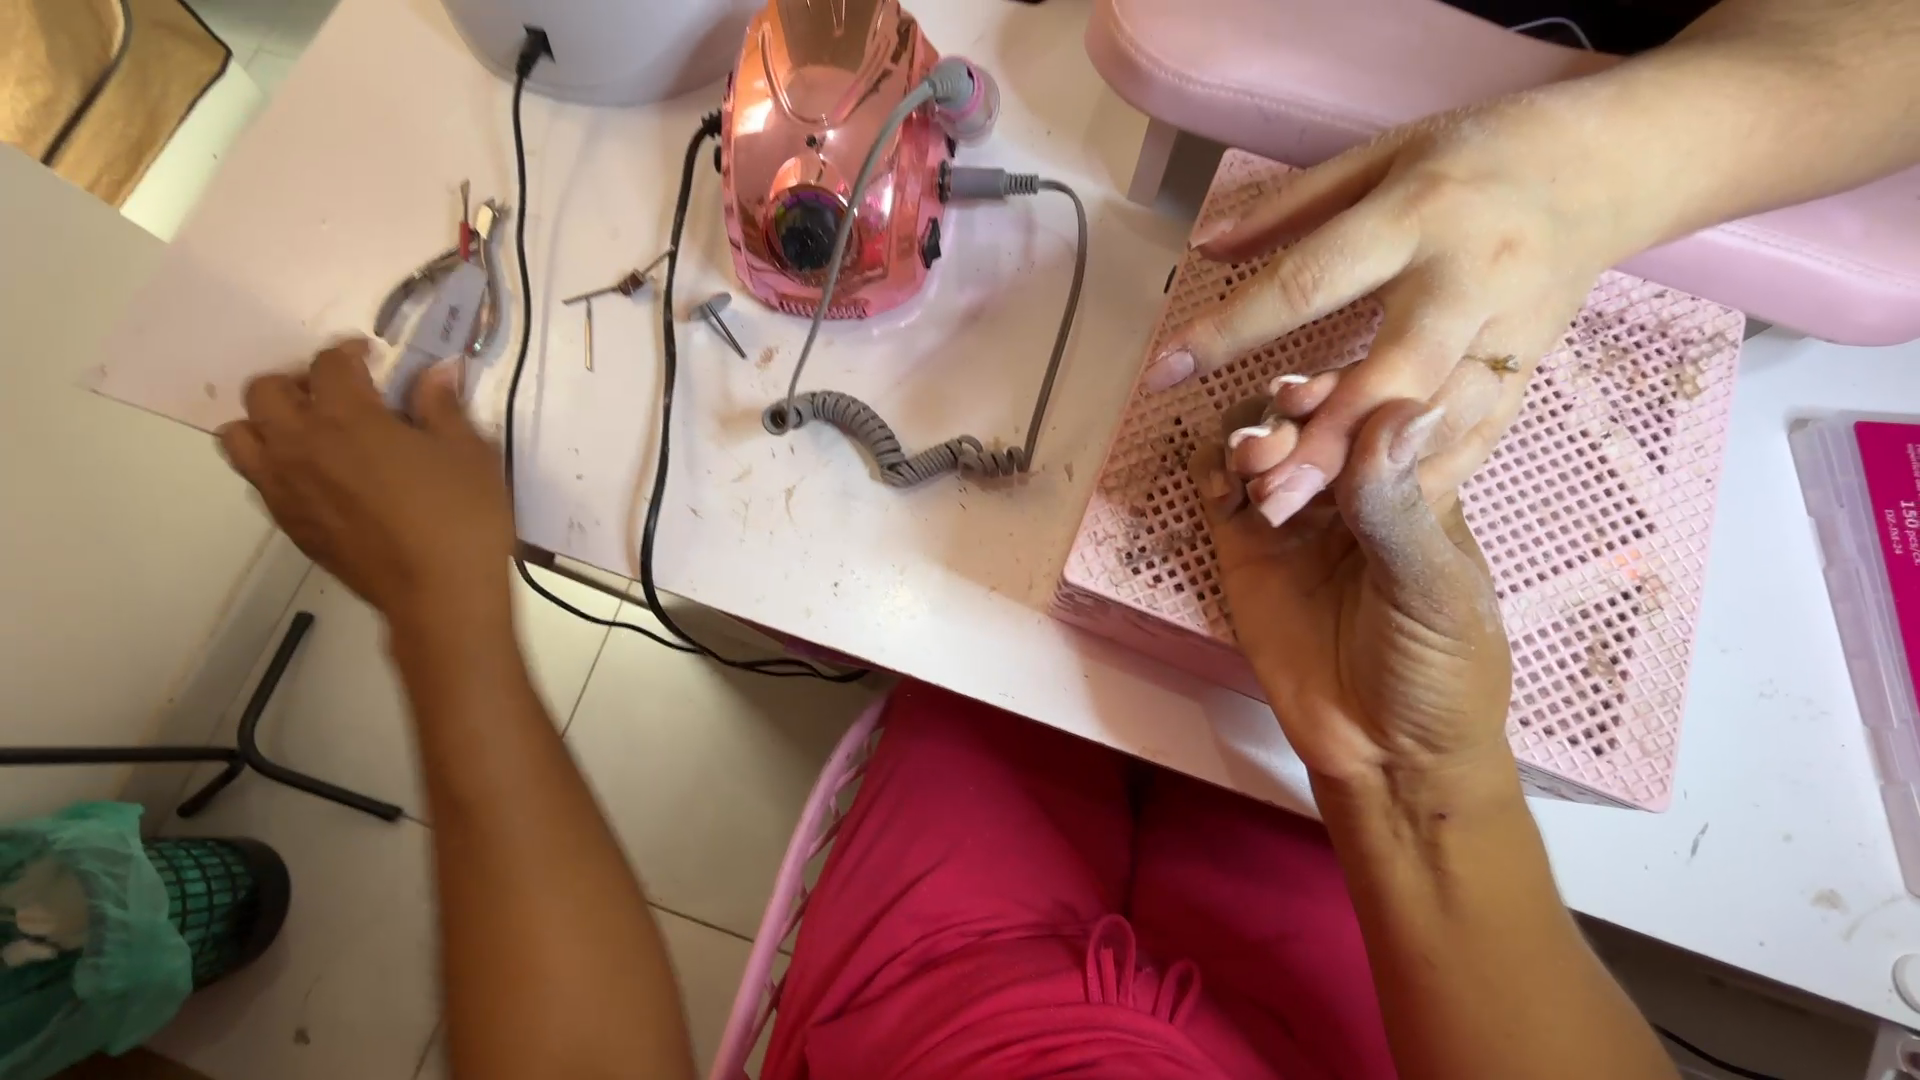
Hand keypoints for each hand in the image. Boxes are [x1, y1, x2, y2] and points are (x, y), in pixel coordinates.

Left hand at [217, 338, 514, 626]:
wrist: (440, 593)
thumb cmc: (464, 518)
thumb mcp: (470, 454)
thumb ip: (444, 408)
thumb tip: (437, 371)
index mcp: (349, 418)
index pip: (330, 364)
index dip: (351, 352)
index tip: (374, 357)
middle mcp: (301, 444)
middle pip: (266, 390)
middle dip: (301, 382)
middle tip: (341, 395)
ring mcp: (285, 485)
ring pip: (242, 432)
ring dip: (271, 422)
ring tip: (313, 432)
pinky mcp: (287, 520)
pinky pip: (256, 476)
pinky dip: (277, 462)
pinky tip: (320, 475)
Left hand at [1148, 92, 1653, 527]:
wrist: (1608, 165)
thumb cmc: (1472, 157)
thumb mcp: (1376, 158)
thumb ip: (1286, 209)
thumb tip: (1201, 248)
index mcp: (1414, 216)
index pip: (1305, 283)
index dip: (1230, 331)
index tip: (1162, 372)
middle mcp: (1465, 279)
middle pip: (1390, 369)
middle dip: (1325, 439)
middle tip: (1261, 496)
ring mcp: (1508, 330)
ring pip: (1440, 416)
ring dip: (1374, 475)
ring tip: (1301, 520)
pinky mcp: (1532, 368)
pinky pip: (1480, 436)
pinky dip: (1427, 479)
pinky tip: (1374, 520)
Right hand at [1188, 397, 1512, 785]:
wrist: (1381, 751)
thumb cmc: (1437, 671)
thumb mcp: (1432, 589)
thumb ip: (1400, 506)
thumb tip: (1399, 407)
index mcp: (1414, 488)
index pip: (1383, 410)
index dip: (1356, 387)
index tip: (1332, 389)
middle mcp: (1347, 491)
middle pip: (1314, 418)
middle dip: (1297, 405)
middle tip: (1286, 414)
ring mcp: (1291, 517)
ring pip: (1262, 445)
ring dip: (1252, 433)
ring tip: (1252, 458)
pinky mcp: (1244, 548)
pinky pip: (1219, 492)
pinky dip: (1211, 471)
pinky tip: (1220, 480)